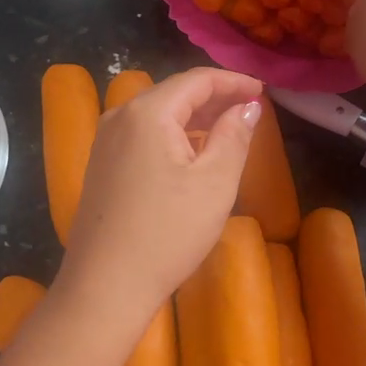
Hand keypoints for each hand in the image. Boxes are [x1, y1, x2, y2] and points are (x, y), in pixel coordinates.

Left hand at [59, 68, 262, 314]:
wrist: (106, 285)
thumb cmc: (168, 231)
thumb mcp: (215, 182)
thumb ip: (234, 134)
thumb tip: (248, 105)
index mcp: (147, 112)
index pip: (196, 79)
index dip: (233, 81)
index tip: (263, 91)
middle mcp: (120, 116)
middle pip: (174, 92)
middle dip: (215, 97)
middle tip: (251, 110)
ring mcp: (106, 142)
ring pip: (158, 114)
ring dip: (195, 116)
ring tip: (229, 129)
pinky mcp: (102, 166)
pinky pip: (144, 134)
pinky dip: (174, 134)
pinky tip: (193, 153)